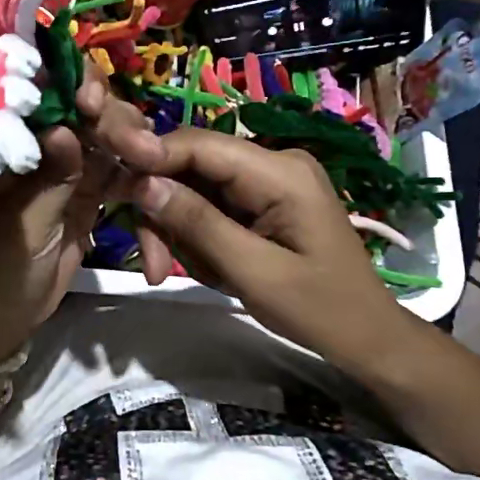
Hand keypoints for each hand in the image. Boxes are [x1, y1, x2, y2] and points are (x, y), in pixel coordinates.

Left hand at [0, 73, 164, 364]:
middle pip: (83, 111)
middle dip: (114, 119)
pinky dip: (139, 174)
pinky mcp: (90, 194)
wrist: (3, 321)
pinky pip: (120, 172)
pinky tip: (155, 178)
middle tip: (141, 148)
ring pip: (108, 137)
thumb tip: (65, 127)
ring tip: (152, 159)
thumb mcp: (21, 226)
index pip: (38, 95)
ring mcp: (67, 169)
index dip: (68, 86)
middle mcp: (39, 146)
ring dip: (133, 142)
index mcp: (6, 144)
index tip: (95, 102)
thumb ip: (49, 179)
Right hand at [134, 129, 408, 367]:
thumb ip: (197, 223)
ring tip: (192, 278)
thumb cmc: (319, 309)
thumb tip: (142, 183)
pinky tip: (215, 271)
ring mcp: (269, 181)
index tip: (113, 189)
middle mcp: (273, 162)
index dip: (151, 158)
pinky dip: (201, 239)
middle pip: (192, 168)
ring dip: (181, 233)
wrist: (366, 335)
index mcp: (281, 171)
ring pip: (196, 190)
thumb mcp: (253, 272)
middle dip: (166, 214)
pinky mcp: (264, 201)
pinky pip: (213, 207)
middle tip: (156, 270)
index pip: (199, 144)